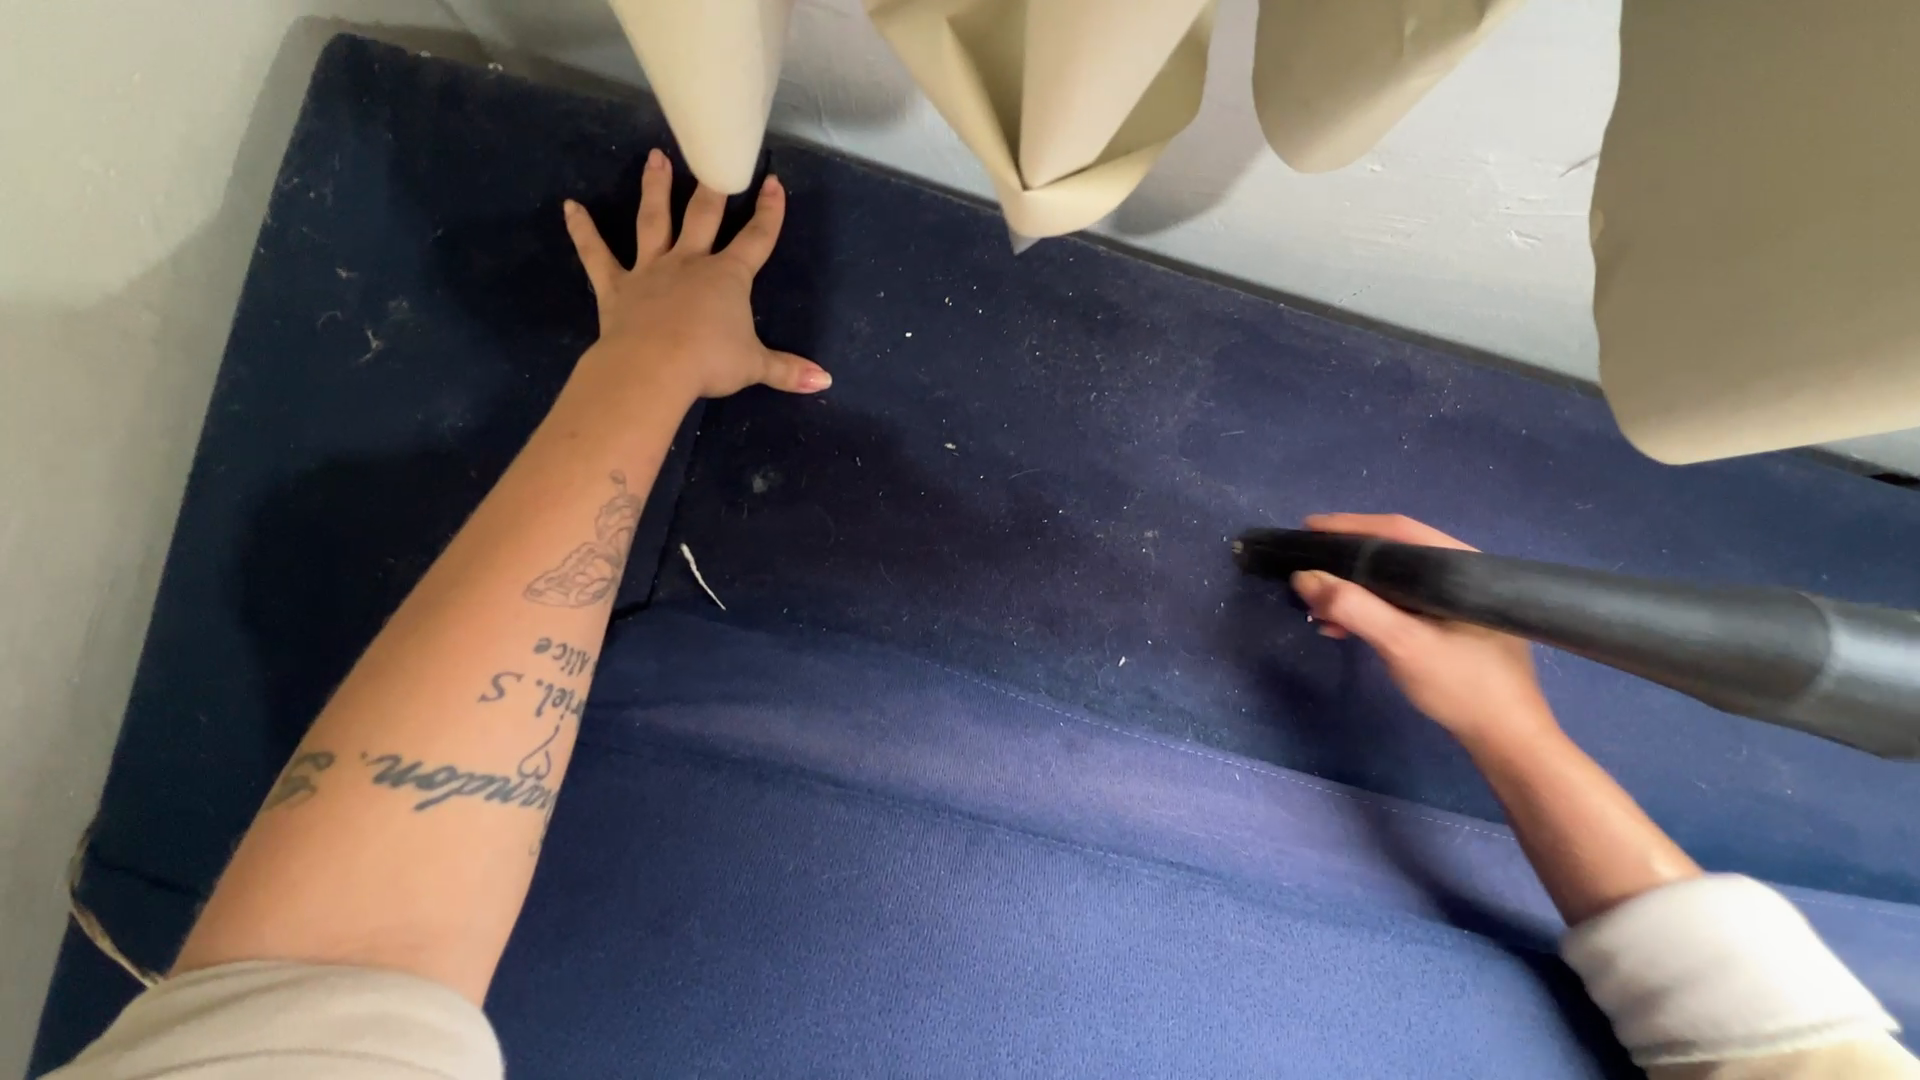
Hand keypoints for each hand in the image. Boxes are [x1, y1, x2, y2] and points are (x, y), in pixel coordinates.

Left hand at [562, 148, 830, 400]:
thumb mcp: (756, 367)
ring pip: (653, 221)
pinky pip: (596, 254)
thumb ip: (789, 370)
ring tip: (655, 159)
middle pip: (704, 218)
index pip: (757, 239)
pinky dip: (583, 231)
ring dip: (655, 190)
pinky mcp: (617, 286)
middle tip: (713, 159)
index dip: (769, 213)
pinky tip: (570, 208)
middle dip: (713, 189)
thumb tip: (825, 380)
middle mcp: (691, 262)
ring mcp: (651, 270)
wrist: (655, 367)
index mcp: (728, 277)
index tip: (774, 183)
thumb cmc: (710, 362)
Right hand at [1290, 513, 1558, 749]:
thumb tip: (1303, 577)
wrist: (1506, 739)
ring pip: (1391, 581)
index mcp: (1460, 567)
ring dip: (1350, 591)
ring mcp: (1453, 602)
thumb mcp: (1401, 644)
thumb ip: (1353, 608)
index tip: (1306, 529)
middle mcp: (1458, 576)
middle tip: (1305, 566)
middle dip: (1343, 561)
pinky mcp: (1447, 625)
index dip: (1348, 526)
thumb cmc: (1462, 686)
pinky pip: (1397, 604)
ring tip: (1316, 605)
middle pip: (1391, 554)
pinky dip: (1365, 610)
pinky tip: (1340, 626)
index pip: (1397, 530)